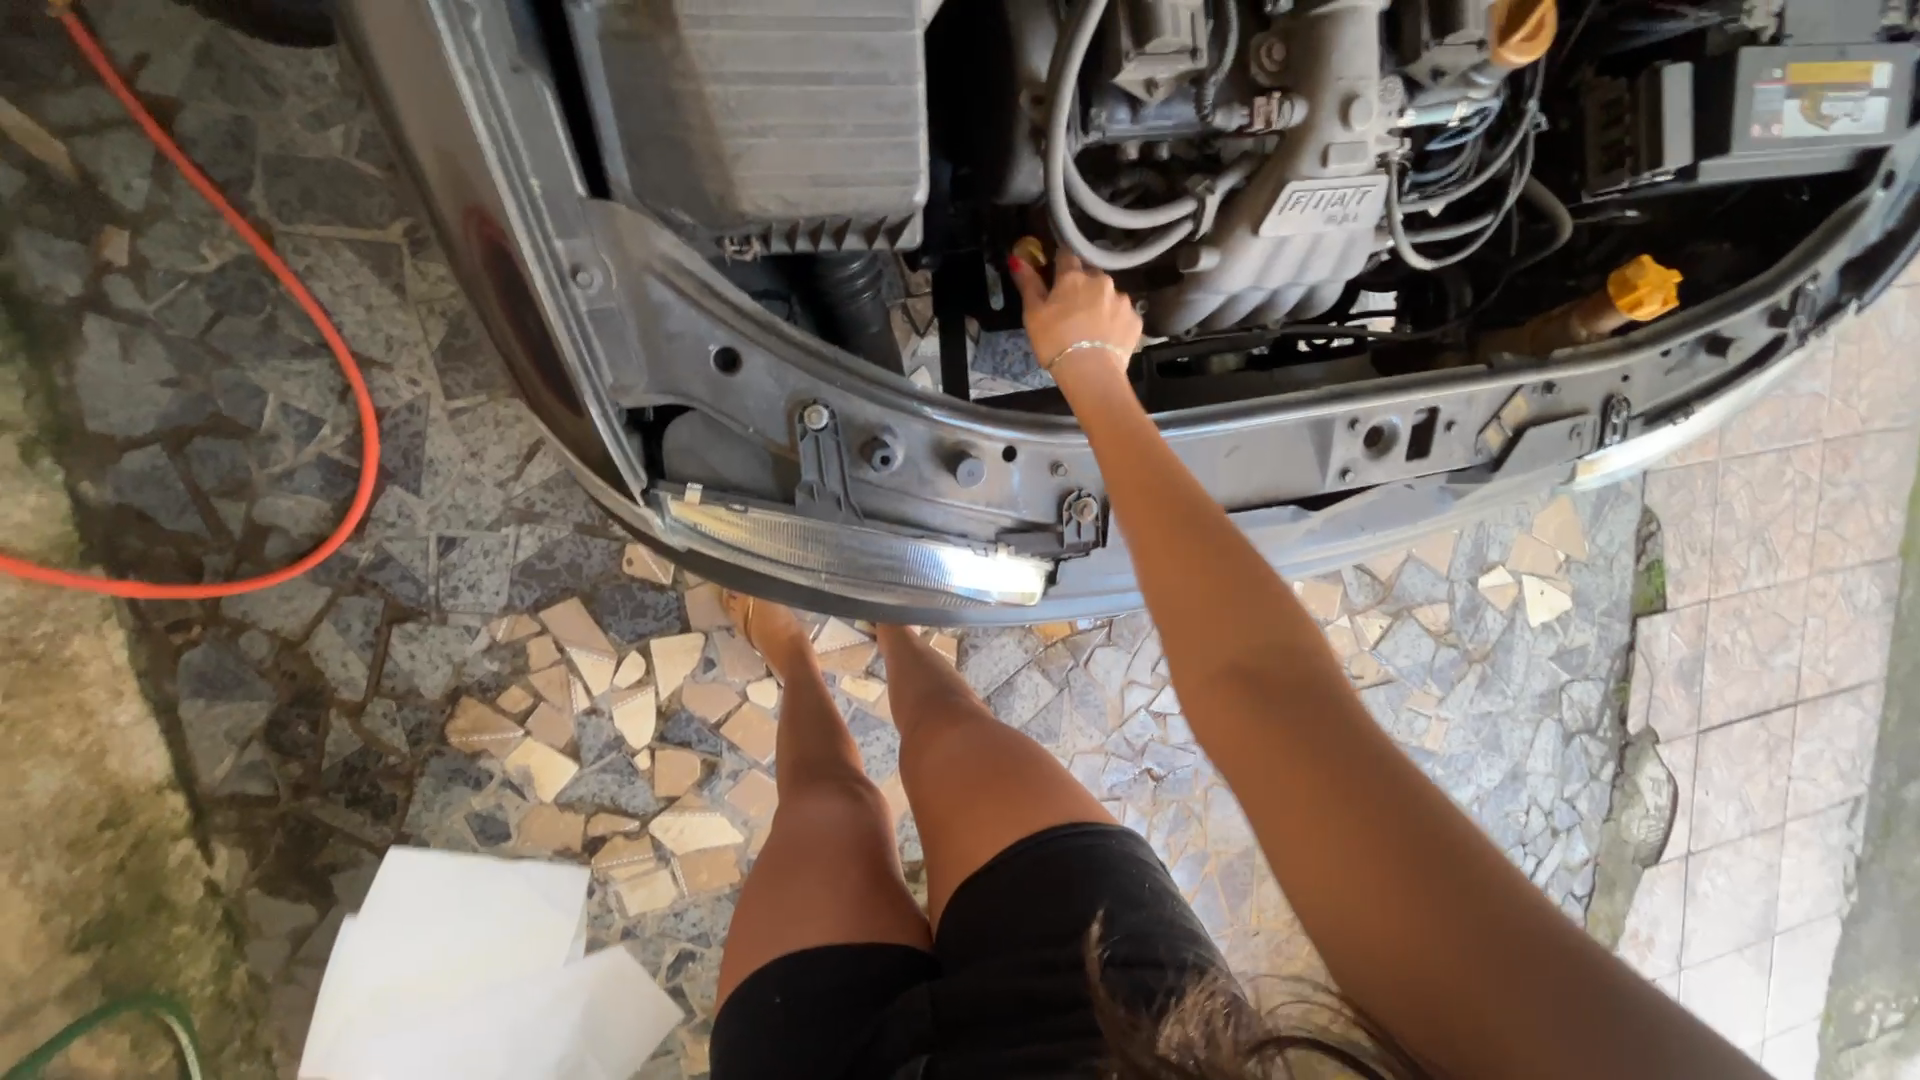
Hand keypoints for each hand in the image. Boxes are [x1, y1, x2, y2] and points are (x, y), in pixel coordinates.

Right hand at [1008, 250, 1142, 378]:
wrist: (1090, 372)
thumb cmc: (1055, 341)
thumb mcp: (1033, 314)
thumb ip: (1028, 284)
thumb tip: (1018, 259)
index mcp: (1074, 276)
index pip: (1066, 256)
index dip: (1060, 265)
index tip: (1056, 277)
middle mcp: (1102, 281)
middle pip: (1091, 276)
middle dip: (1083, 287)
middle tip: (1073, 310)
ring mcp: (1122, 300)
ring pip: (1109, 295)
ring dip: (1101, 304)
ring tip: (1092, 327)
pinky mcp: (1135, 319)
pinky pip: (1123, 315)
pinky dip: (1115, 322)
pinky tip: (1107, 338)